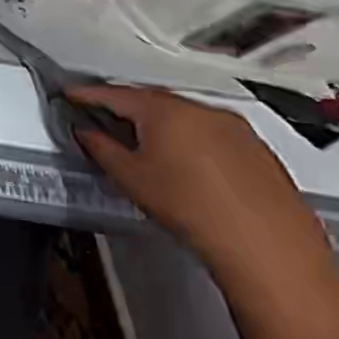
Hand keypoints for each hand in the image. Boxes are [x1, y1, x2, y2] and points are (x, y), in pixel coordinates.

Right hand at [68, 86, 333, 293]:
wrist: (265, 245)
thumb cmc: (193, 208)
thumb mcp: (128, 177)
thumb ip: (100, 148)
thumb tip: (88, 134)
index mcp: (164, 110)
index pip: (115, 94)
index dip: (89, 95)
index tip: (73, 96)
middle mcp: (201, 110)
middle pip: (151, 100)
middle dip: (125, 107)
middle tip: (102, 118)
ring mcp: (234, 127)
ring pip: (183, 115)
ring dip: (159, 123)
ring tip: (141, 144)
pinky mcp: (257, 148)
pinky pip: (211, 131)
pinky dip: (189, 138)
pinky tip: (183, 163)